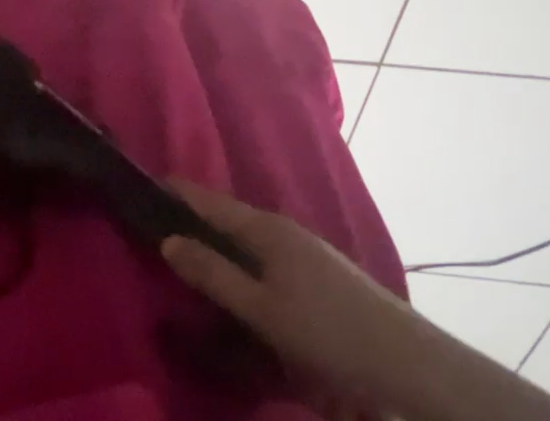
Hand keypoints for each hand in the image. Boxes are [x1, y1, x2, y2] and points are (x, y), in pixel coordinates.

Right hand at [161, 180, 423, 406]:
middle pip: (227, 214)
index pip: (207, 199)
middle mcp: (284, 227)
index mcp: (265, 228)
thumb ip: (212, 274)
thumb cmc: (327, 331)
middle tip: (154, 224)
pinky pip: (264, 251)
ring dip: (216, 237)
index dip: (174, 192)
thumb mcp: (260, 309)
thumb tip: (167, 239)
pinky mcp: (319, 270)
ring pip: (247, 234)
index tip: (139, 187)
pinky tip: (235, 275)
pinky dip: (239, 254)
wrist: (409, 362)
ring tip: (187, 250)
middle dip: (192, 215)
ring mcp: (305, 247)